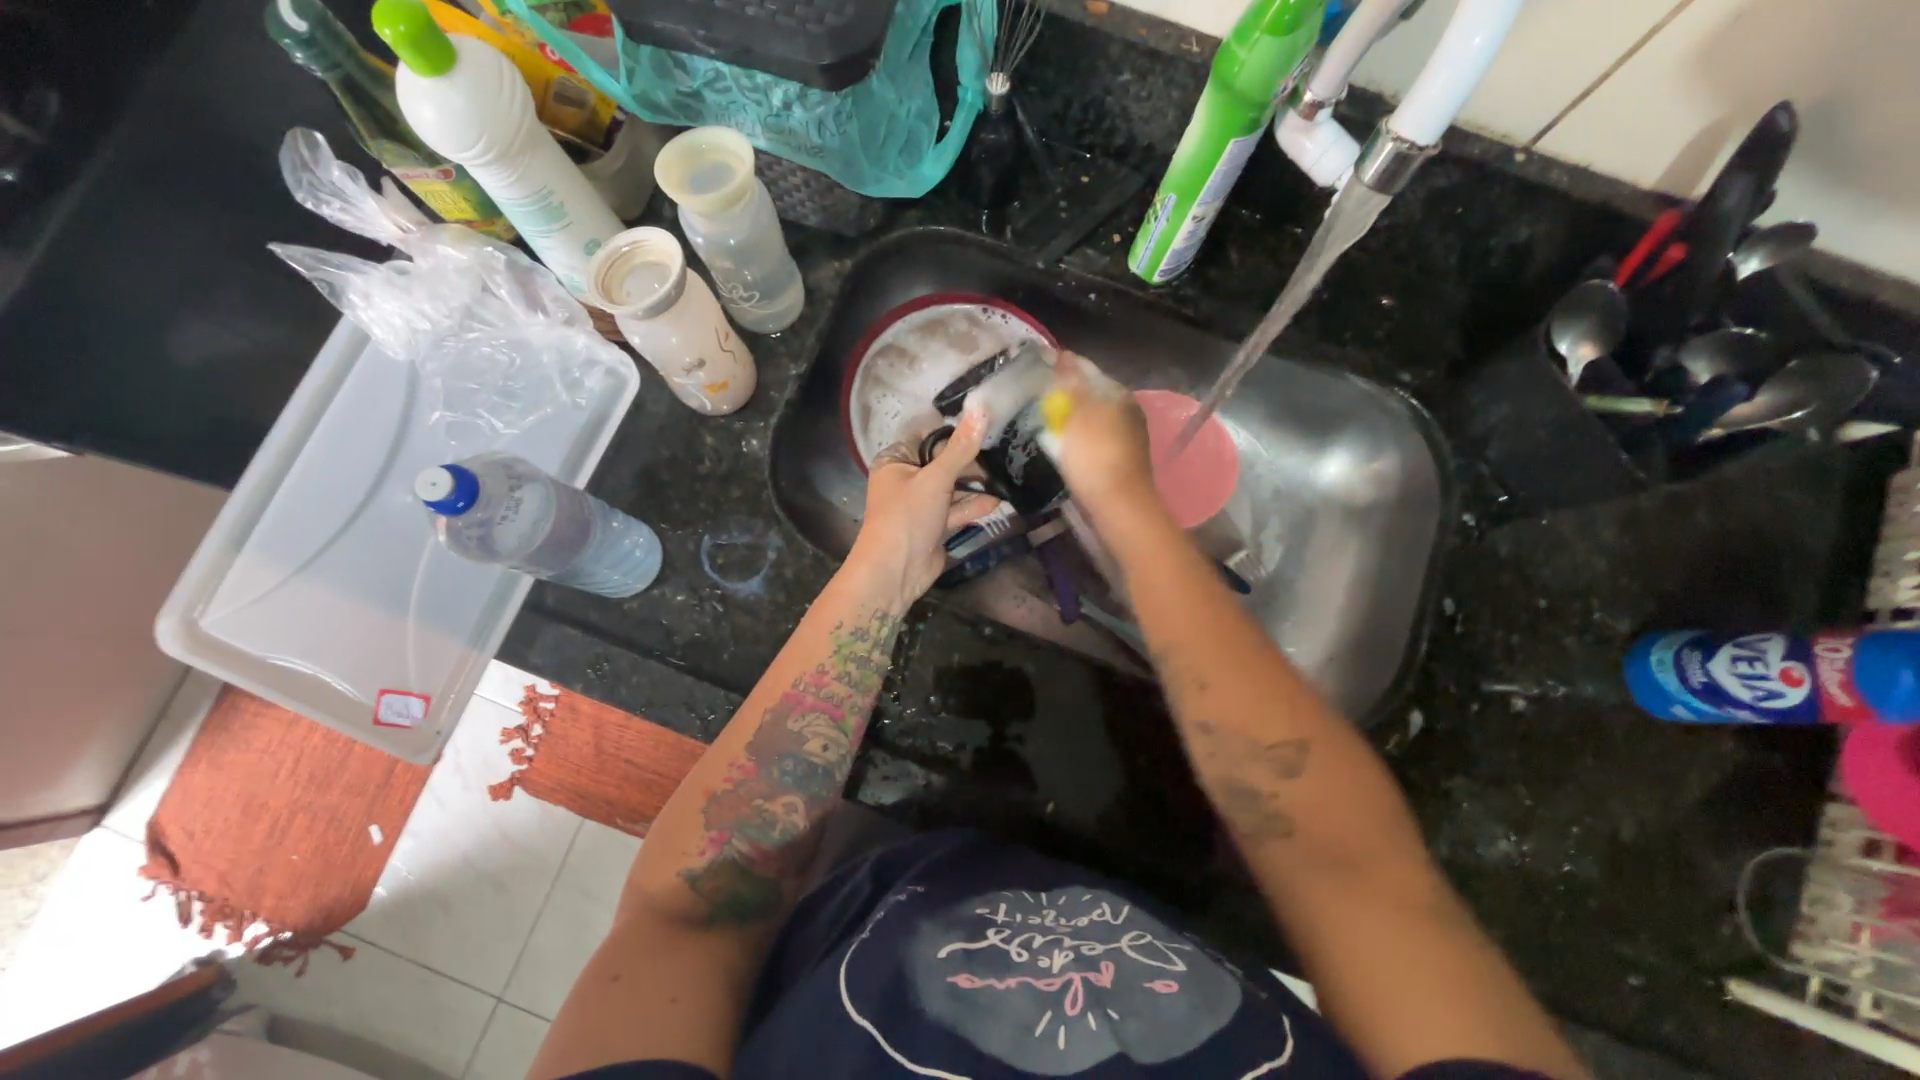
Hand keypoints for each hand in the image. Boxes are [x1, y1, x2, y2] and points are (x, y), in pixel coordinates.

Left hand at [849, 409, 1002, 608]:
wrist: (895, 572)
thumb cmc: (907, 517)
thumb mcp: (936, 478)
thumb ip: (961, 447)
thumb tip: (981, 409)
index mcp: (896, 460)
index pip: (930, 437)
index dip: (957, 432)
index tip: (989, 423)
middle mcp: (907, 478)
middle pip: (944, 462)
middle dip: (972, 462)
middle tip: (1005, 452)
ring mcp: (921, 504)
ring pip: (953, 487)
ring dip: (976, 485)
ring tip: (1008, 475)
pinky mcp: (934, 525)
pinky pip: (956, 509)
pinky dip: (974, 505)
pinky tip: (998, 500)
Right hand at [1050, 353, 1156, 513]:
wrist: (1119, 506)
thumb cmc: (1095, 456)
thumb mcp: (1078, 414)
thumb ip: (1071, 383)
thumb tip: (1065, 354)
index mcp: (1119, 394)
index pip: (1087, 370)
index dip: (1062, 369)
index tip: (1036, 373)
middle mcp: (1127, 410)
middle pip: (1091, 394)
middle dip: (1065, 395)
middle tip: (1036, 399)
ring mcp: (1127, 435)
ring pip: (1092, 417)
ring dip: (1070, 417)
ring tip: (1044, 422)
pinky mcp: (1121, 458)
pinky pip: (1093, 438)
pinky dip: (1078, 437)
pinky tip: (1062, 445)